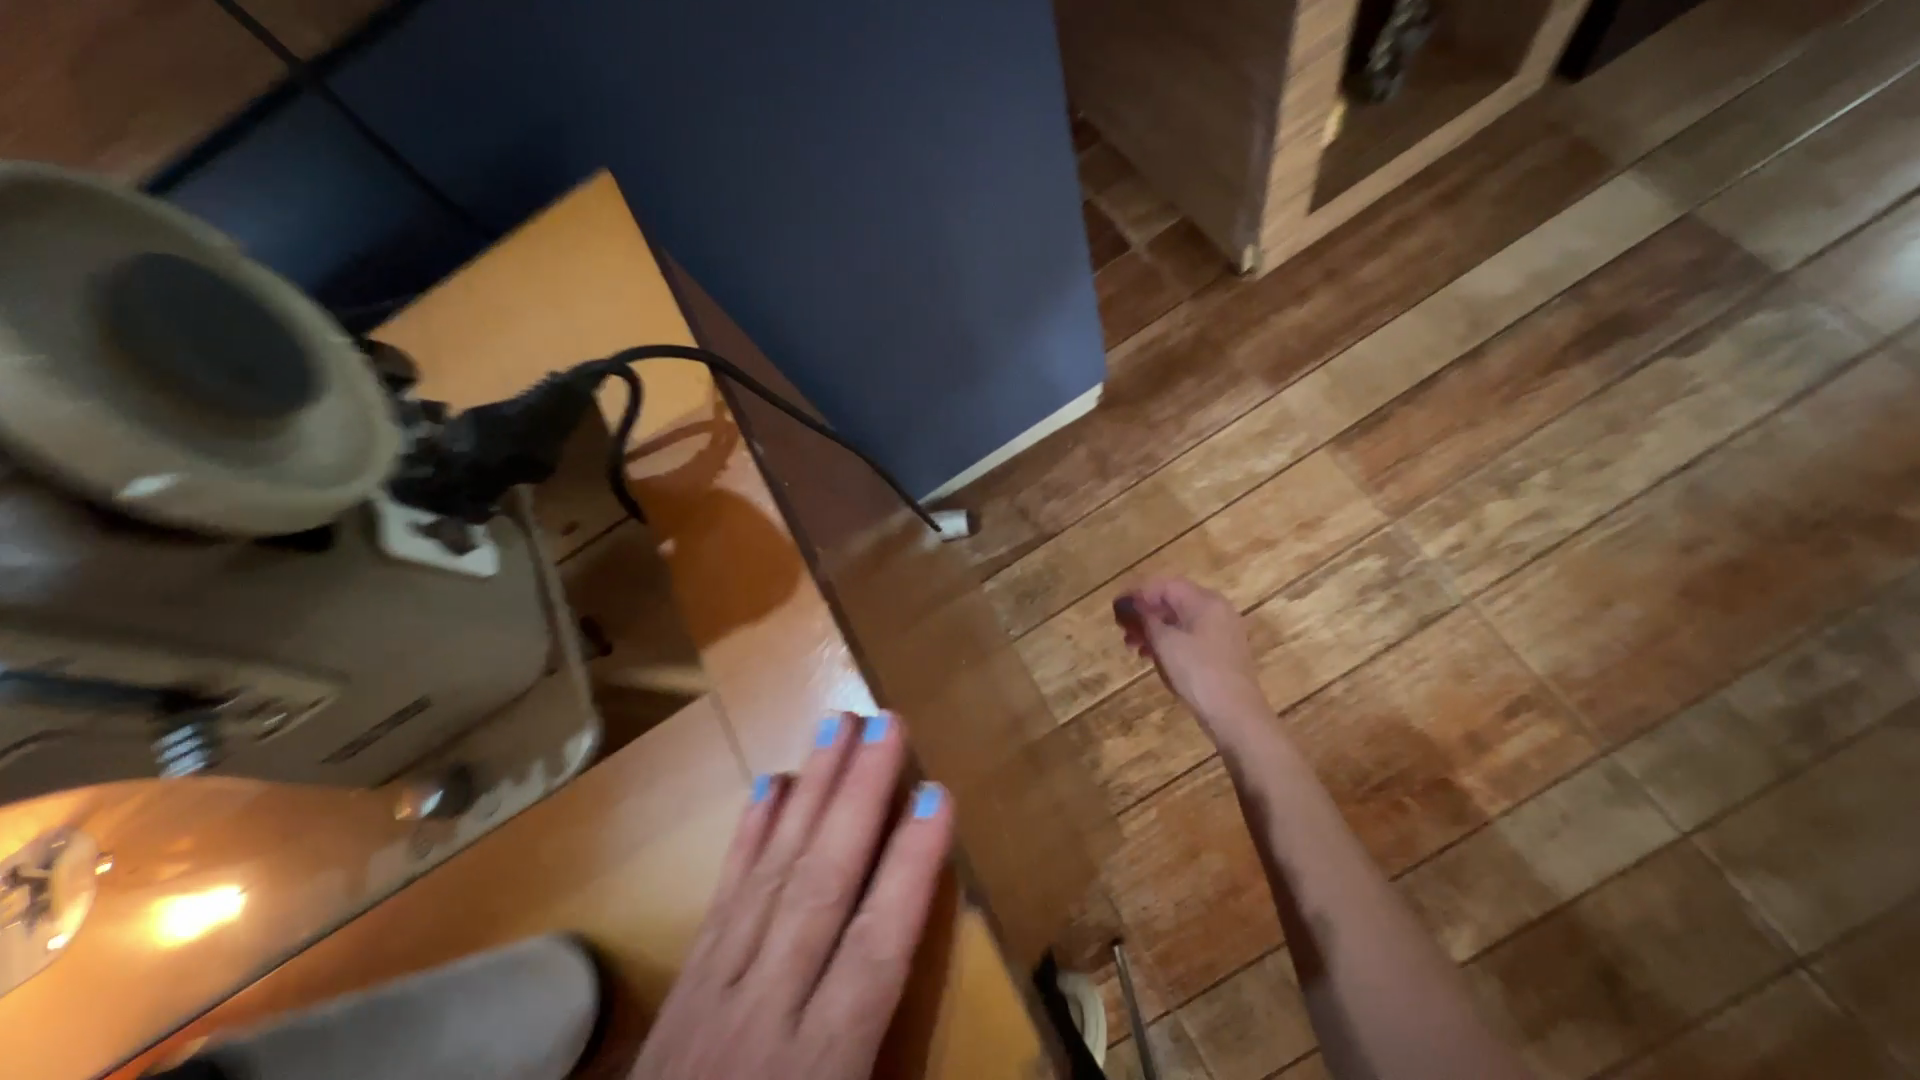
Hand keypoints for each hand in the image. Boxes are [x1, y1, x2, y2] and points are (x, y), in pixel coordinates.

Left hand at [632, 711, 953, 1079]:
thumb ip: (895, 1065)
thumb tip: (1007, 1070)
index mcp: (820, 1062)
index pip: (874, 948)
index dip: (911, 868)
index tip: (938, 796)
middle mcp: (768, 1011)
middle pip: (821, 889)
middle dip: (857, 800)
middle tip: (885, 725)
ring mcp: (718, 990)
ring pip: (772, 877)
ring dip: (809, 796)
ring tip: (836, 727)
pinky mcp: (687, 984)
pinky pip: (722, 899)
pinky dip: (748, 839)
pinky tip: (769, 787)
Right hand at [1115, 577, 1274, 746]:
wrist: (1235, 715)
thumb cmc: (1198, 672)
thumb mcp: (1164, 643)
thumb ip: (1144, 618)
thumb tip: (1125, 603)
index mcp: (1205, 601)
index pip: (1165, 585)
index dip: (1137, 594)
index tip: (1115, 610)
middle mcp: (1216, 610)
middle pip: (1173, 602)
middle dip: (1144, 613)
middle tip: (1120, 629)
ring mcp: (1221, 633)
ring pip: (1179, 622)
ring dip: (1153, 630)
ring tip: (1131, 647)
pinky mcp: (1221, 653)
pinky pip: (1189, 638)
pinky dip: (1168, 642)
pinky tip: (1152, 657)